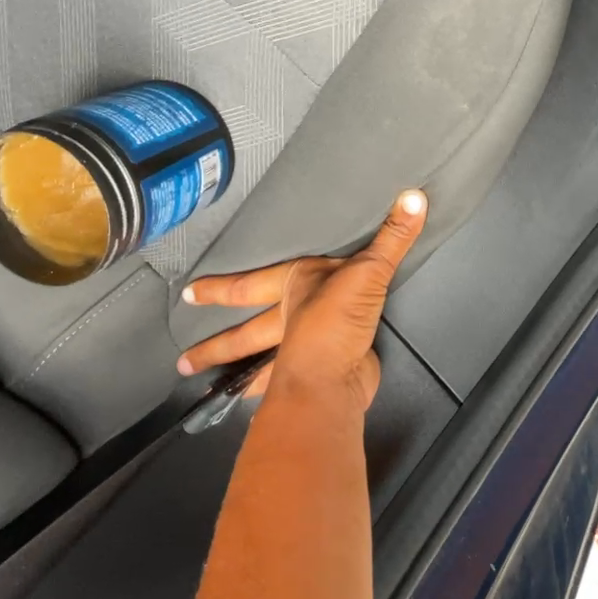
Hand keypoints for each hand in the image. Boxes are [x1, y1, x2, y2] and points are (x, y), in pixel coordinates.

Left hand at [177, 190, 427, 409]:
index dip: (220, 288)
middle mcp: (289, 321)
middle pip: (246, 333)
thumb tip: (415, 196)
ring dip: (242, 376)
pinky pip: (290, 386)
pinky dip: (277, 393)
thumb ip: (393, 236)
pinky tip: (269, 402)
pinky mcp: (316, 382)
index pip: (248, 285)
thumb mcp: (369, 270)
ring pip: (261, 365)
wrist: (337, 378)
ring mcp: (298, 356)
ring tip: (219, 390)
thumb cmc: (336, 321)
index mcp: (293, 289)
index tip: (188, 293)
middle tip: (182, 363)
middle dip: (217, 347)